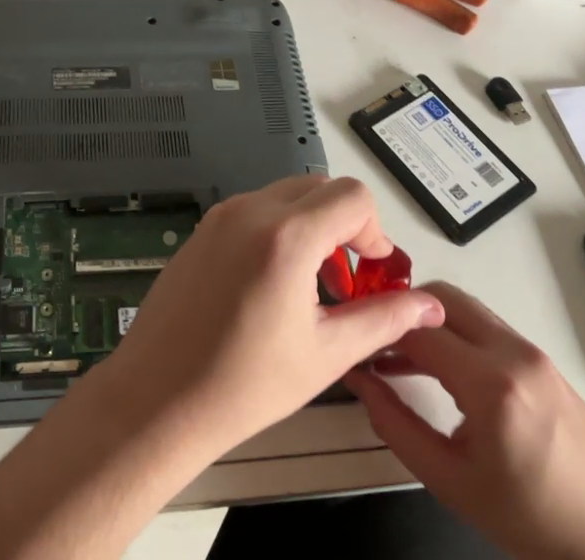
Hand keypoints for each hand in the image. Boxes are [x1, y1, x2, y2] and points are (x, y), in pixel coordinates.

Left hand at [90, 175, 445, 459]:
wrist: (158, 397)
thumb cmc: (241, 384)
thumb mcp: (326, 353)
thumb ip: (383, 319)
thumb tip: (426, 306)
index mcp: (285, 237)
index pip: (353, 196)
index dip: (375, 231)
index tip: (373, 271)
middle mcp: (249, 213)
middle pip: (320, 187)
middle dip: (346, 224)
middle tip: (349, 278)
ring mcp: (219, 219)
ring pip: (285, 196)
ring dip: (312, 226)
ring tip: (312, 285)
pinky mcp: (201, 232)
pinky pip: (253, 212)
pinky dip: (278, 231)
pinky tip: (274, 285)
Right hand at [343, 283, 584, 559]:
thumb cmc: (529, 518)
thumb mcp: (448, 479)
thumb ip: (394, 424)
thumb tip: (358, 380)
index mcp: (491, 384)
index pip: (417, 329)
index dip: (376, 332)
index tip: (351, 345)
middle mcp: (515, 354)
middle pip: (444, 297)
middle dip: (402, 311)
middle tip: (374, 342)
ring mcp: (535, 354)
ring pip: (467, 309)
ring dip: (430, 322)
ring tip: (399, 360)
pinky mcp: (545, 363)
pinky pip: (488, 330)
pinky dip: (456, 336)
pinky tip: (440, 373)